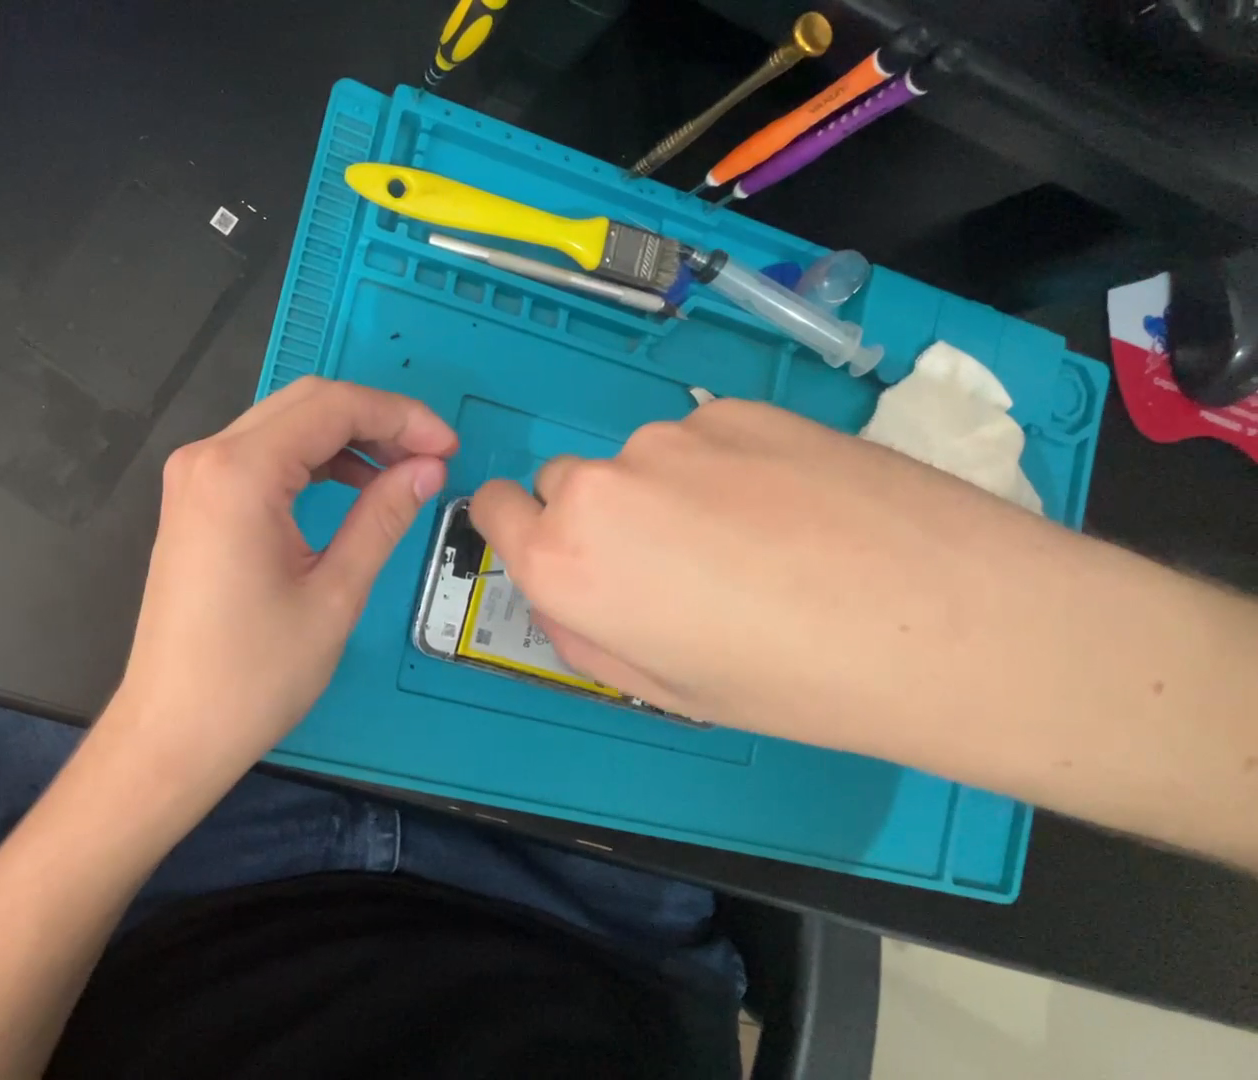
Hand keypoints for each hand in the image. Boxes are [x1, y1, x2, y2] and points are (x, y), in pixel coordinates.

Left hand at [103, 377, 456, 797]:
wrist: (174, 731)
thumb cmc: (254, 675)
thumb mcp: (334, 594)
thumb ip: (382, 517)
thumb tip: (429, 468)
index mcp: (240, 472)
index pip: (333, 406)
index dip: (401, 417)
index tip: (450, 445)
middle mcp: (207, 457)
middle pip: (305, 404)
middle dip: (376, 421)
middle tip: (431, 458)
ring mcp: (192, 479)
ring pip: (282, 427)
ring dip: (344, 440)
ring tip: (400, 474)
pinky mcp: (192, 503)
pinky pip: (258, 458)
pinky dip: (308, 463)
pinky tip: (349, 488)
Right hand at [468, 398, 1084, 746]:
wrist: (949, 623)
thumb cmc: (787, 683)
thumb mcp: (658, 688)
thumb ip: (581, 632)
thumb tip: (566, 589)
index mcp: (563, 561)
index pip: (492, 507)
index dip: (521, 530)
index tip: (564, 554)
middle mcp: (598, 486)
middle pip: (562, 483)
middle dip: (594, 517)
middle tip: (671, 561)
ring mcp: (670, 437)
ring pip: (637, 461)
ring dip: (664, 490)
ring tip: (751, 535)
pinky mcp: (737, 408)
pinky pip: (700, 437)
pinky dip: (722, 464)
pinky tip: (790, 503)